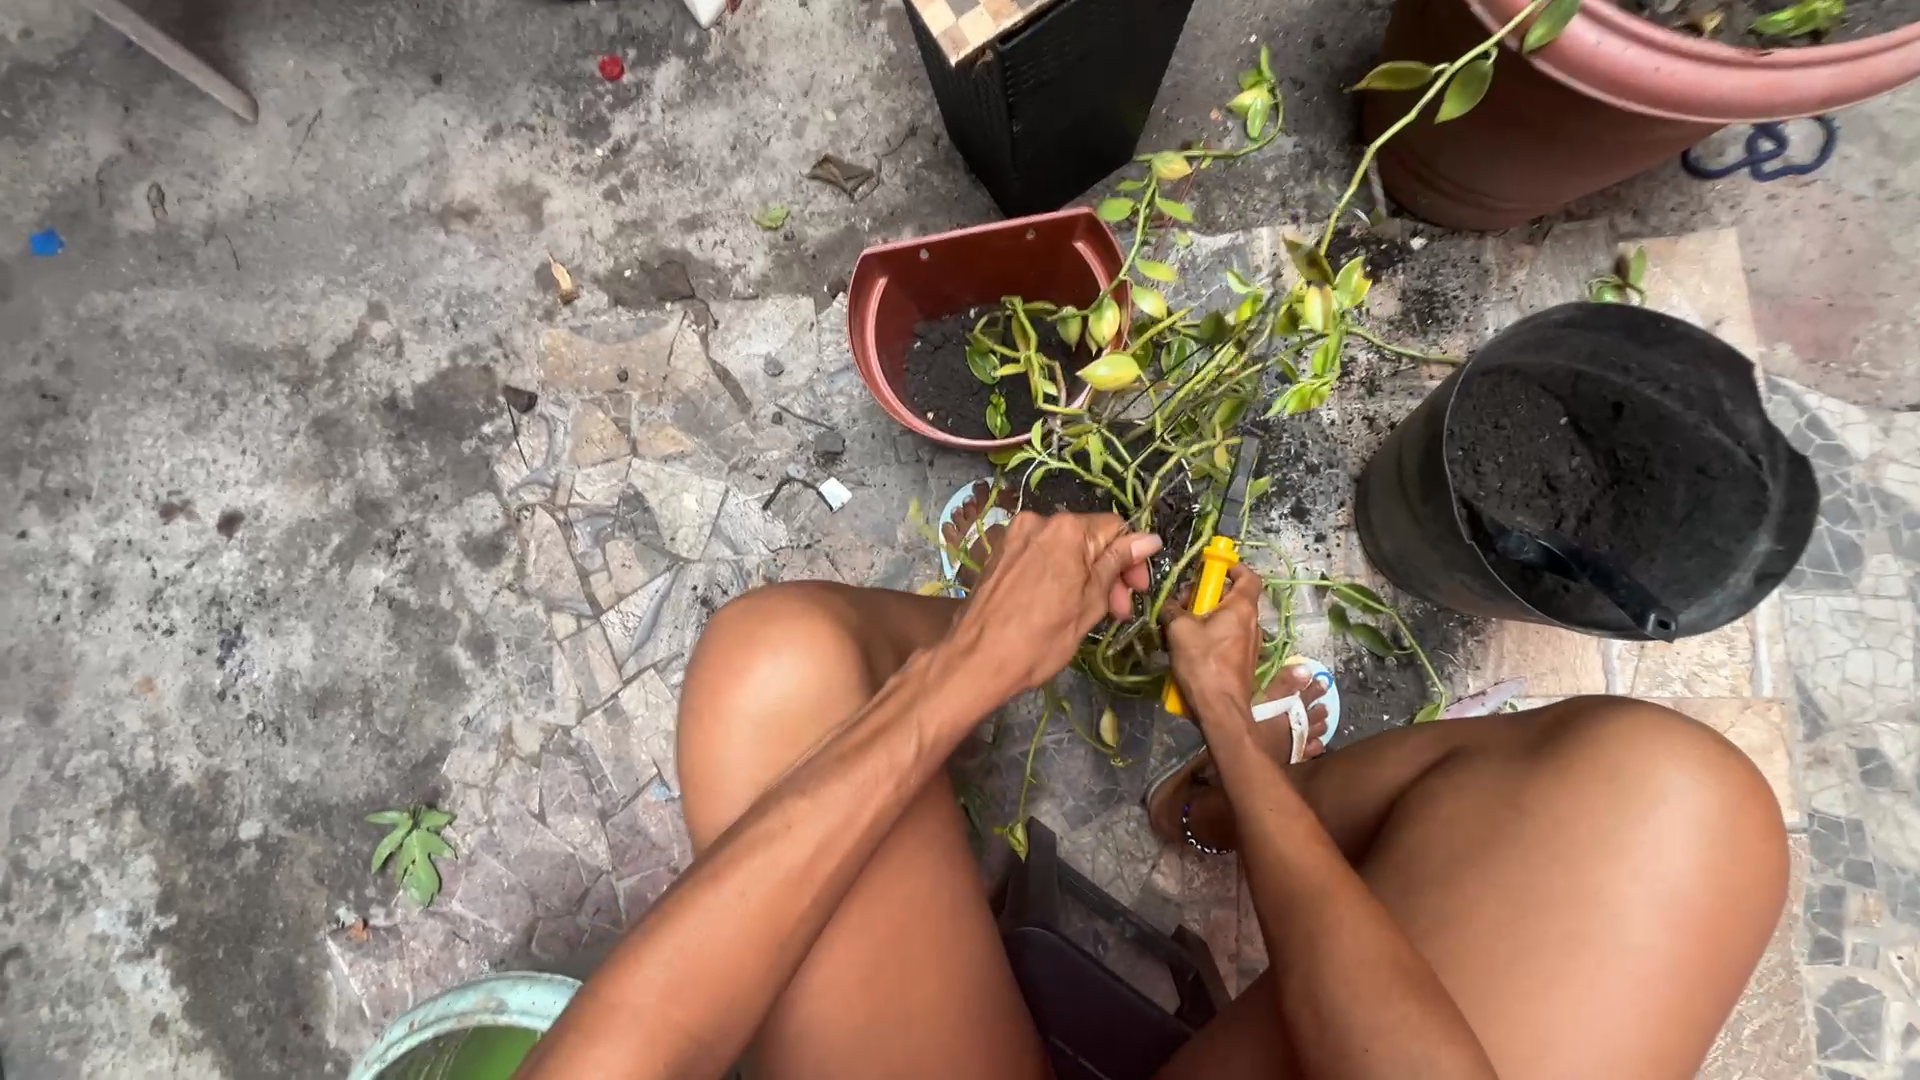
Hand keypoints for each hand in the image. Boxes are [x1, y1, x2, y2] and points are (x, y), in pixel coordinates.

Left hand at [948, 511, 1161, 693]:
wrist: (977, 659)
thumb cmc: (1041, 638)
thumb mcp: (1090, 603)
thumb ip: (1117, 564)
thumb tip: (1149, 538)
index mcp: (1067, 529)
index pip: (1115, 528)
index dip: (1131, 559)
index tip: (1134, 591)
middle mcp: (1038, 522)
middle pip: (1088, 537)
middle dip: (1107, 570)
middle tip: (1116, 610)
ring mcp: (1014, 537)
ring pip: (1064, 548)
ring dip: (1082, 575)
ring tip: (1088, 612)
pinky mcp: (999, 554)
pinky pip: (1040, 556)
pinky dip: (1056, 574)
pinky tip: (1058, 604)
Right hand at [1164, 563, 1262, 728]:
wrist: (1221, 709)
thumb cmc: (1203, 663)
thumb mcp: (1179, 629)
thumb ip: (1173, 609)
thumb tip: (1169, 604)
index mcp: (1241, 608)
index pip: (1248, 576)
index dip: (1233, 566)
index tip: (1212, 566)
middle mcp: (1251, 623)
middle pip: (1233, 598)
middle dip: (1207, 595)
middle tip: (1184, 602)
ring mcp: (1249, 644)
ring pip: (1228, 619)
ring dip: (1207, 616)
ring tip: (1181, 626)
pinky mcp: (1242, 662)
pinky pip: (1227, 638)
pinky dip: (1210, 634)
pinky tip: (1189, 647)